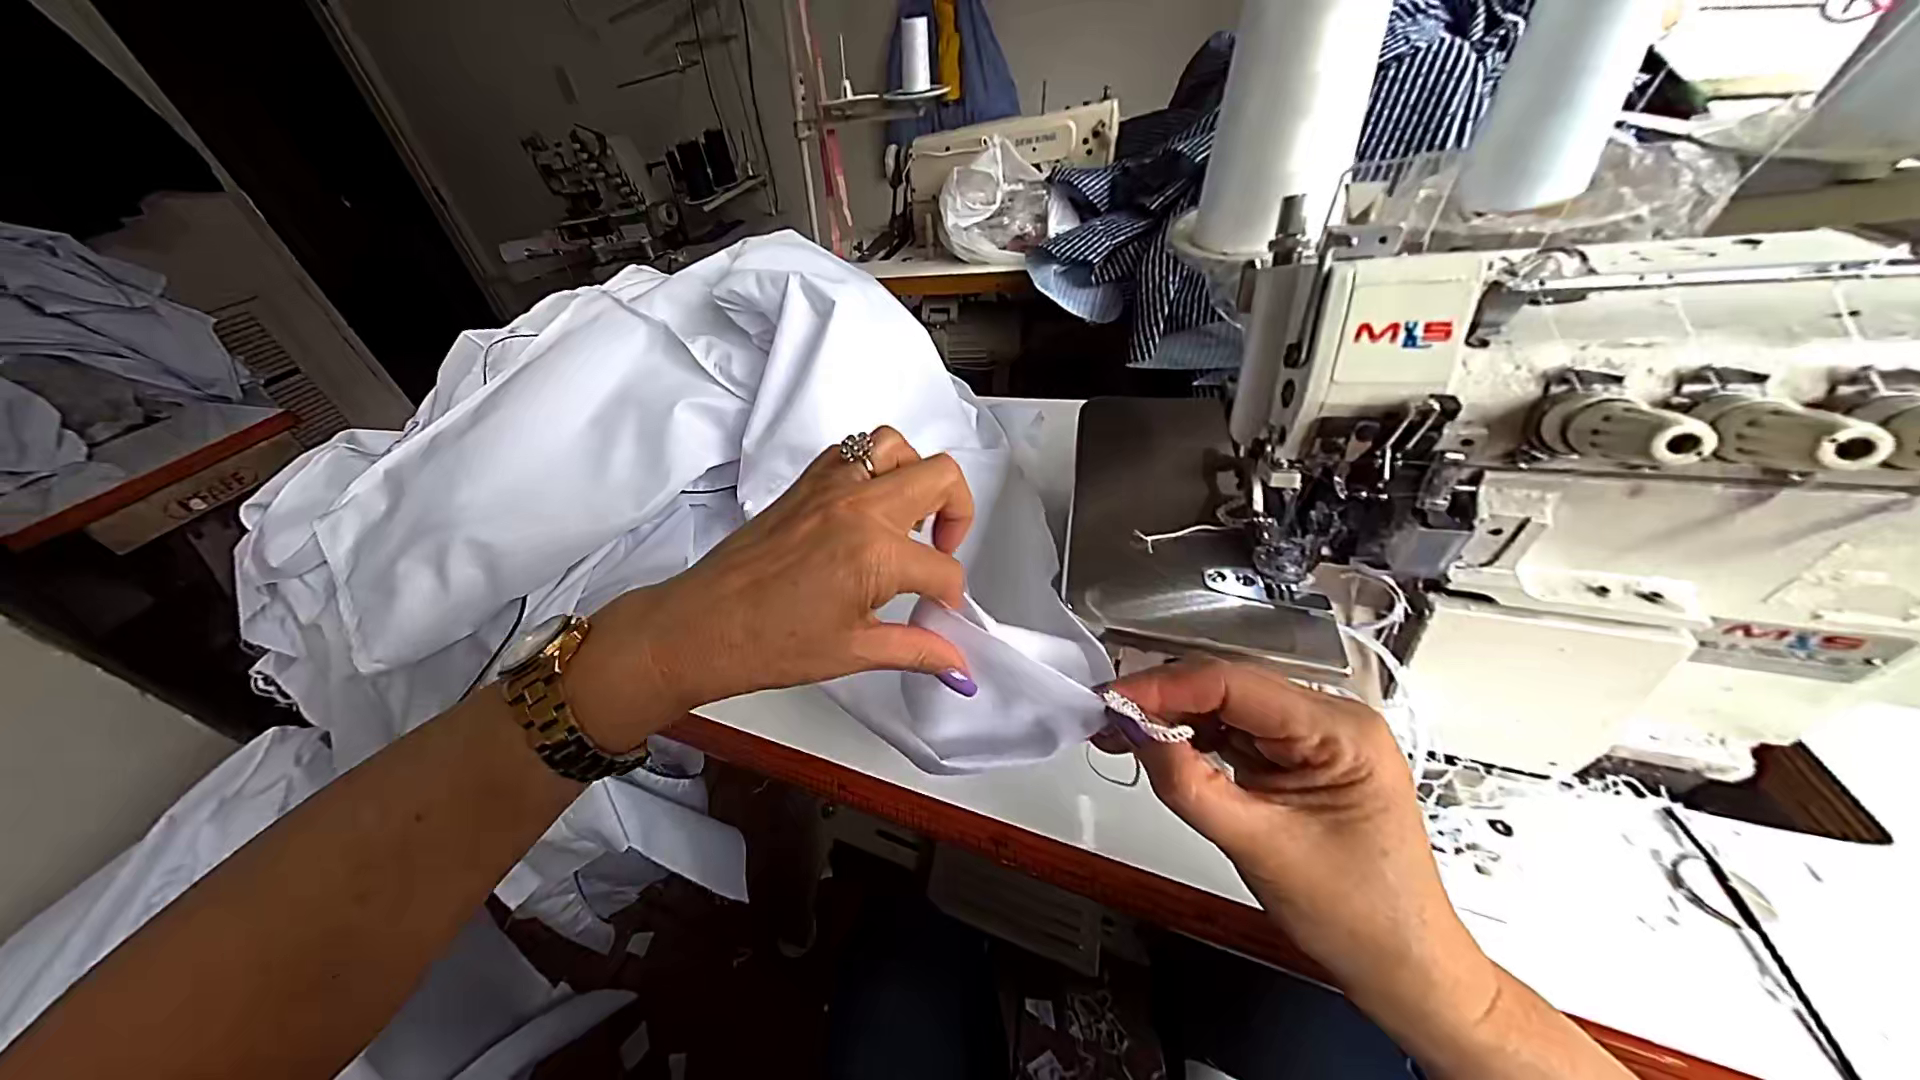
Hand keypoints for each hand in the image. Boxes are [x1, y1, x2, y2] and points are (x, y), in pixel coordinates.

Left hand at [564, 427, 975, 749]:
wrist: (699, 628)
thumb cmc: (760, 640)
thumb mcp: (854, 651)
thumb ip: (917, 650)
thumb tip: (954, 662)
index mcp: (874, 551)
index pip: (944, 568)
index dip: (951, 595)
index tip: (941, 608)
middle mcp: (856, 506)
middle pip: (942, 478)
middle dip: (959, 514)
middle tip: (942, 550)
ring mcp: (829, 487)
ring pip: (897, 446)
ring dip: (918, 476)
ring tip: (911, 517)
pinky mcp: (805, 484)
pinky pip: (853, 449)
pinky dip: (875, 466)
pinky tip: (870, 505)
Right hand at [1104, 659, 1497, 1024]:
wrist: (1403, 967)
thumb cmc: (1361, 917)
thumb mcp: (1258, 846)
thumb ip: (1187, 783)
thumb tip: (1135, 732)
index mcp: (1341, 731)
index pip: (1232, 683)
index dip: (1164, 687)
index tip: (1116, 701)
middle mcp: (1332, 719)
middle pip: (1226, 685)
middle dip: (1162, 700)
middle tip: (1110, 718)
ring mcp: (1314, 734)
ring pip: (1223, 703)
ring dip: (1172, 717)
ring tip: (1125, 734)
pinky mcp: (1296, 752)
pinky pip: (1232, 728)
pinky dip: (1191, 735)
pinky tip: (1161, 746)